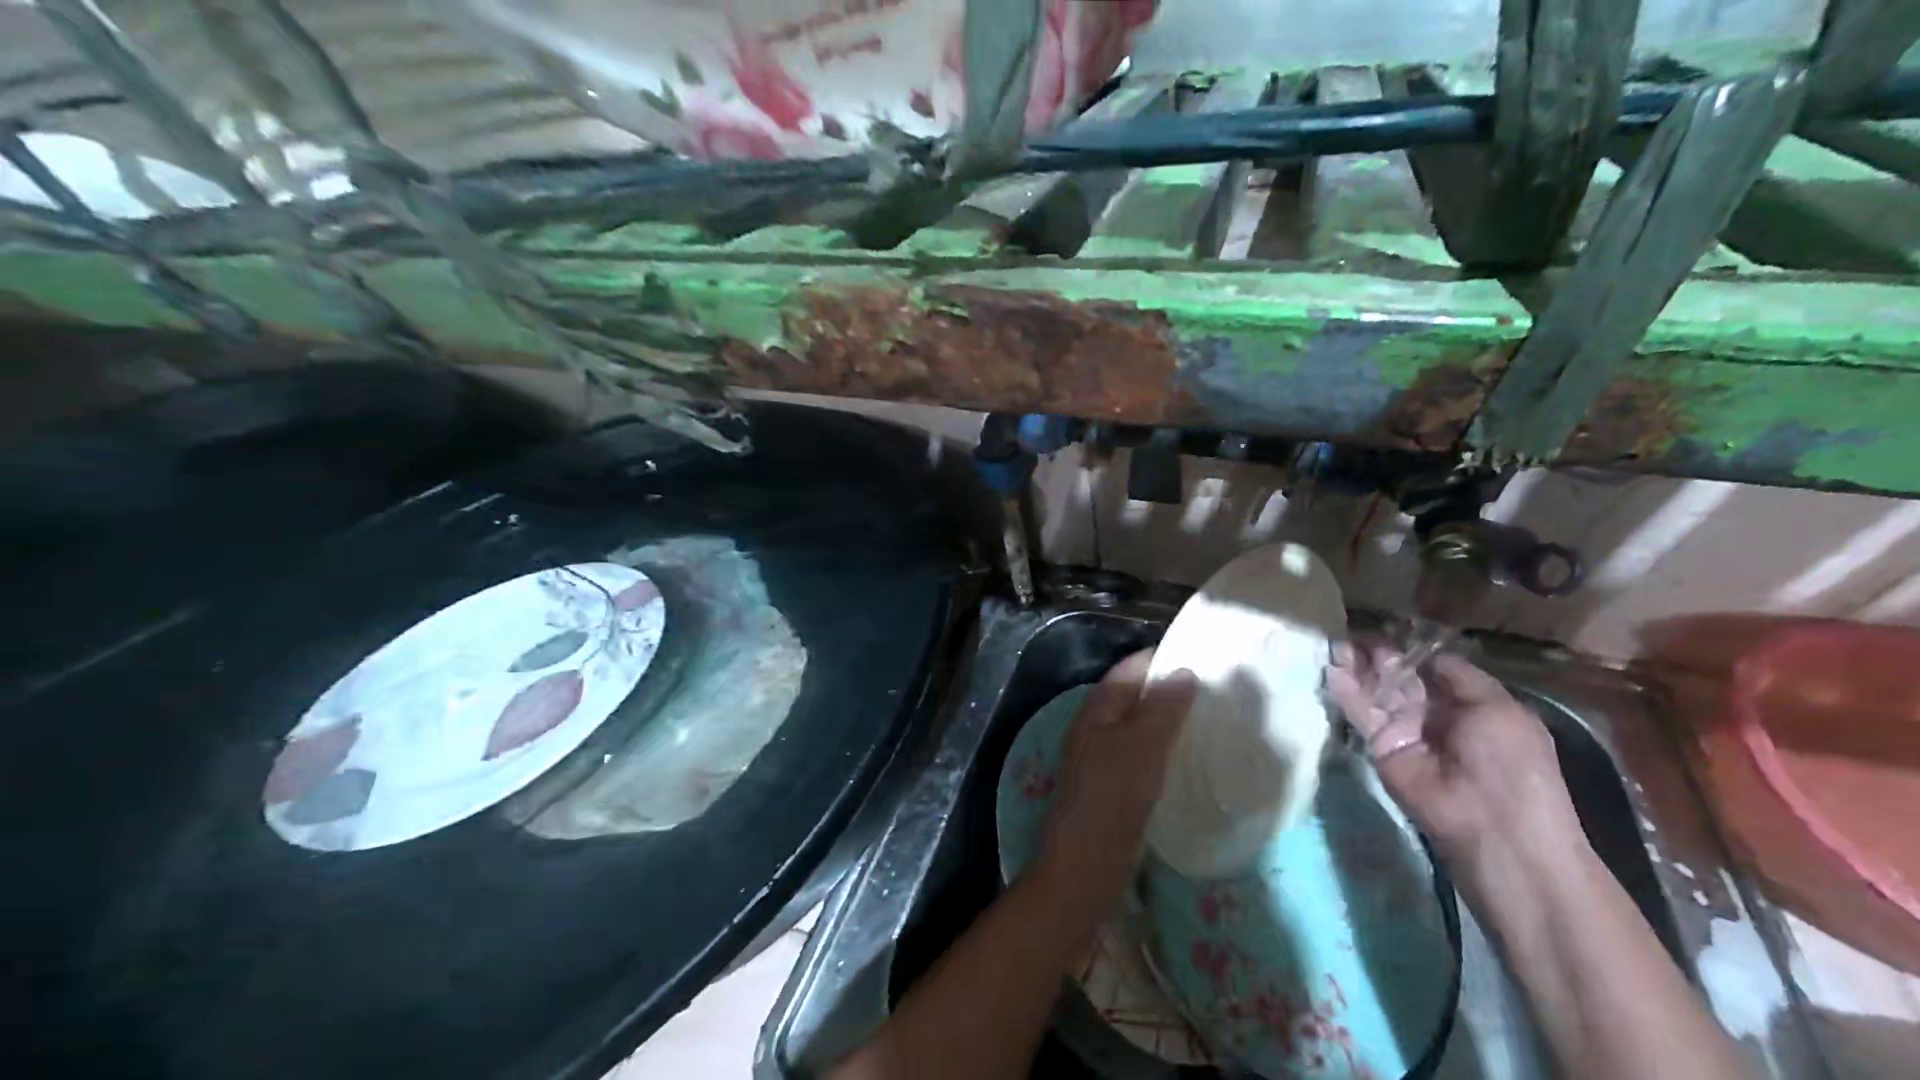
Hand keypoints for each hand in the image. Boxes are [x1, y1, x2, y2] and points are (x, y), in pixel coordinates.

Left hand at [1033, 650, 1198, 928]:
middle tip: (1222, 689)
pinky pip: (1147, 756)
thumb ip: (1161, 709)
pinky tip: (1197, 758)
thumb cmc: (1110, 803)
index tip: (1207, 656)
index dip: (1163, 658)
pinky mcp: (1118, 788)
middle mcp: (1098, 730)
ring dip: (1174, 720)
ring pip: (1144, 727)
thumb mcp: (1139, 749)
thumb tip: (1185, 669)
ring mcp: (1106, 760)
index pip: (1130, 670)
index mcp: (1096, 712)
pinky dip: (1170, 749)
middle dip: (1173, 689)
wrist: (1084, 871)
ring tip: (1218, 718)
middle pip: (1137, 697)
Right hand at [1326, 643, 1586, 869]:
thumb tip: (1426, 653)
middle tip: (1353, 630)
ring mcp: (1404, 730)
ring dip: (1357, 667)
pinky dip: (1346, 691)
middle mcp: (1433, 713)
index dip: (1410, 646)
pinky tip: (1332, 669)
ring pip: (1375, 690)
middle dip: (1379, 652)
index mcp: (1469, 703)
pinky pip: (1361, 714)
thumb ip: (1459, 676)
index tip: (1387, 624)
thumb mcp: (1499, 708)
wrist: (1493, 825)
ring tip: (1336, 642)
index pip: (1431, 666)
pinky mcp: (1379, 746)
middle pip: (1399, 675)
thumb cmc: (1512, 763)